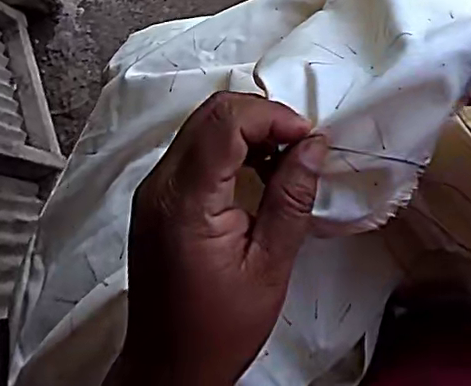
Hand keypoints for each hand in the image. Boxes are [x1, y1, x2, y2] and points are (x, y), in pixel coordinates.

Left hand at [108, 93, 327, 385]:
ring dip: (252, 126)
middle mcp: (161, 187)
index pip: (226, 122)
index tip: (306, 138)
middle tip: (299, 143)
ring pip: (207, 121)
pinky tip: (261, 167)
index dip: (273, 117)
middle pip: (214, 111)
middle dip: (265, 115)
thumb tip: (314, 144)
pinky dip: (236, 141)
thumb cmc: (217, 331)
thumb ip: (292, 198)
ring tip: (285, 156)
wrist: (167, 374)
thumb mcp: (270, 266)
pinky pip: (201, 143)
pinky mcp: (161, 194)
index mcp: (185, 204)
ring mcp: (156, 188)